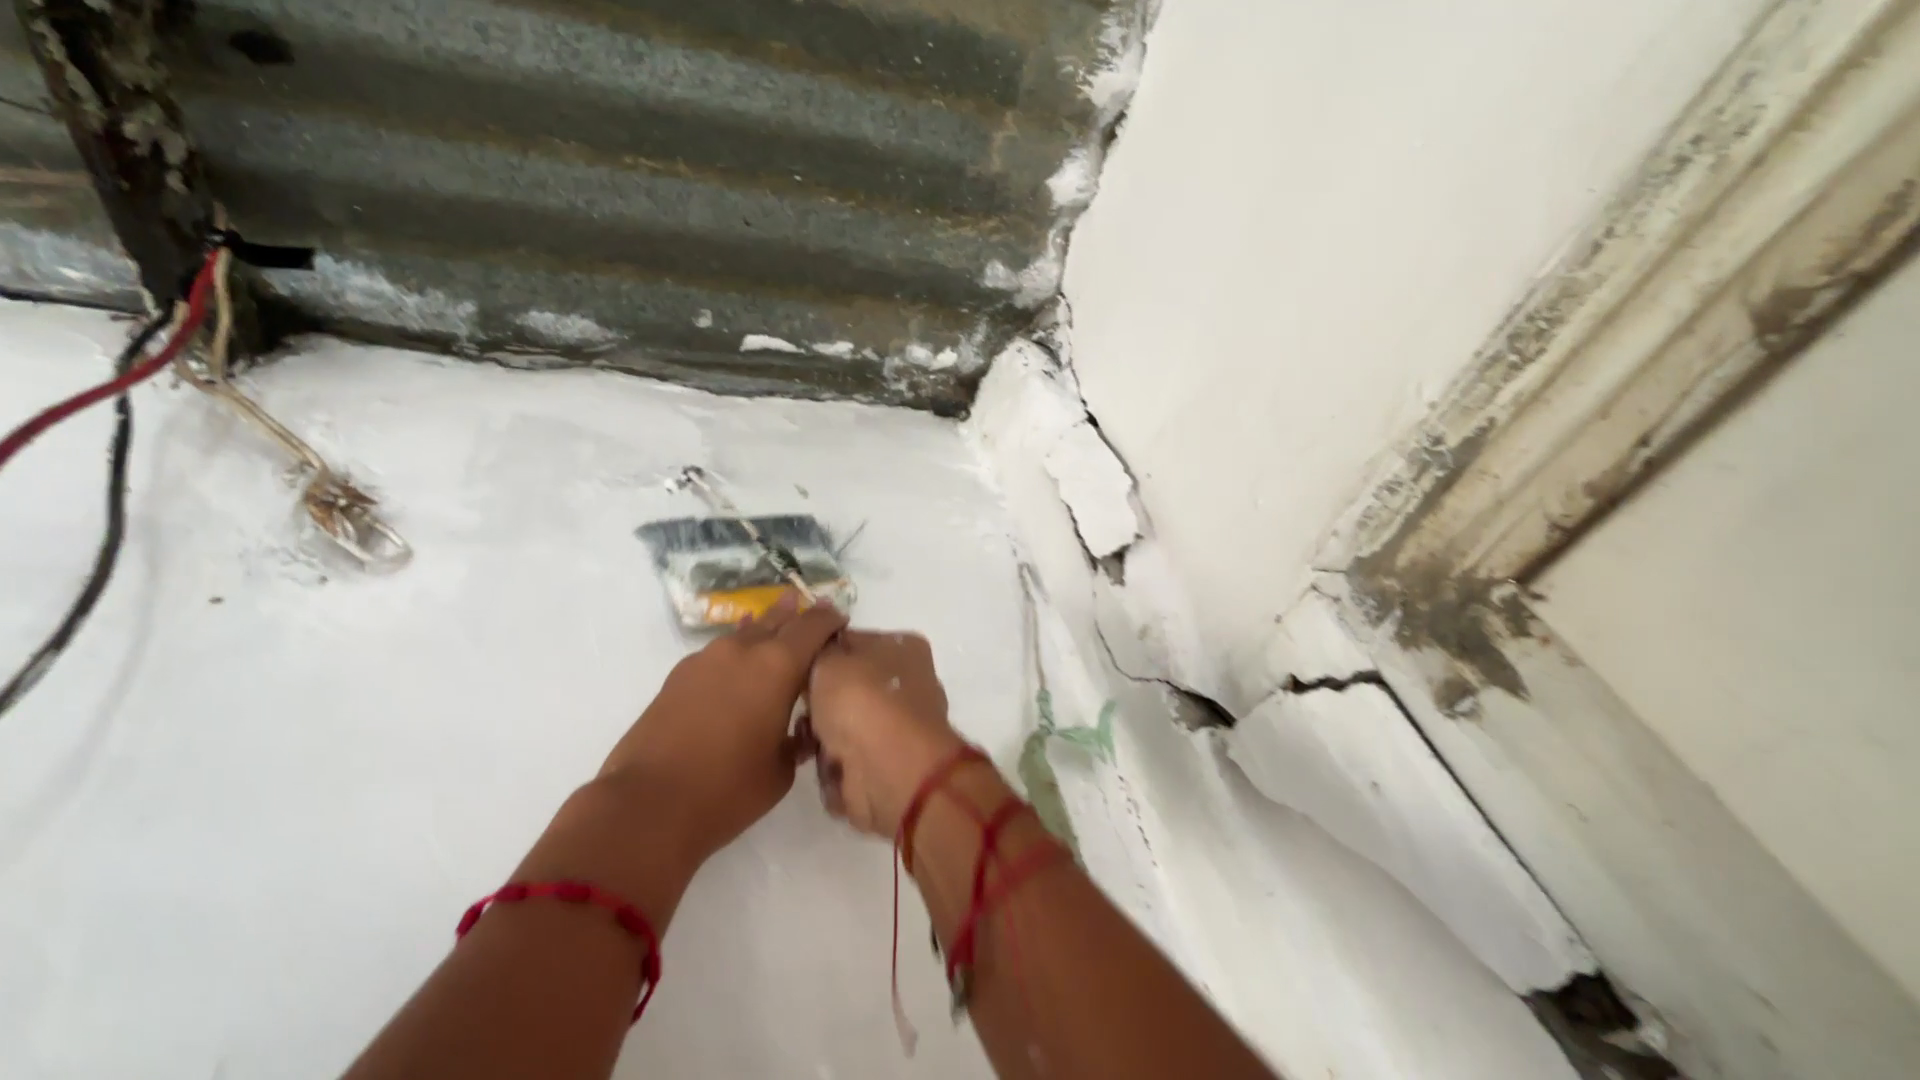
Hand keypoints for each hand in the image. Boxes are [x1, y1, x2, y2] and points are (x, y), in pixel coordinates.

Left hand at [599, 592, 847, 861]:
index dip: (830, 620)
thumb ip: (796, 740)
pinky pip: (719, 654)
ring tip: (777, 625)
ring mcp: (704, 660)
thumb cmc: (728, 790)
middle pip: (777, 620)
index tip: (841, 621)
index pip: (813, 626)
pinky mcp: (678, 678)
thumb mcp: (781, 770)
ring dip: (764, 631)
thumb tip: (798, 730)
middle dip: (797, 617)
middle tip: (814, 613)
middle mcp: (742, 651)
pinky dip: (736, 654)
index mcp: (777, 666)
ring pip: (744, 634)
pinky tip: (739, 664)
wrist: (648, 805)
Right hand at [806, 629, 966, 837]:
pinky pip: (848, 763)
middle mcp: (907, 687)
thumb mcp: (829, 659)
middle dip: (819, 703)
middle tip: (803, 708)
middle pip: (847, 690)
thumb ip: (819, 652)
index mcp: (904, 649)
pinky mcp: (888, 769)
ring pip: (844, 729)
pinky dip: (834, 767)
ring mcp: (899, 730)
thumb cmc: (861, 700)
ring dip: (822, 738)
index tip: (797, 668)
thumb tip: (821, 656)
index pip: (852, 642)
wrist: (886, 769)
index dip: (821, 654)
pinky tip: (826, 765)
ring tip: (810, 741)